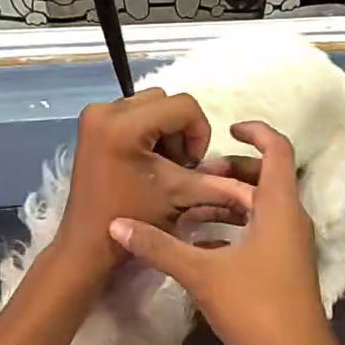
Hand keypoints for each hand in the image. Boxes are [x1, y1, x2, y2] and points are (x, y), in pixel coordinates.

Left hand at [55, 89, 252, 272]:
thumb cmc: (136, 219)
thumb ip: (218, 182)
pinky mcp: (91, 124)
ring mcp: (94, 115)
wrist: (91, 242)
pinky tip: (146, 164)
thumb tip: (253, 183)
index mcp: (123, 124)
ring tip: (163, 167)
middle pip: (167, 102)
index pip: (184, 105)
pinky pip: (133, 114)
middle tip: (178, 167)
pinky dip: (148, 133)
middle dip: (181, 132)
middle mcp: (104, 110)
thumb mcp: (180, 195)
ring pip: (152, 106)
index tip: (193, 165)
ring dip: (166, 132)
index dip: (199, 133)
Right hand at [110, 122, 342, 344]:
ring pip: (261, 206)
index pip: (277, 149)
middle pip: (265, 177)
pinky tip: (202, 241)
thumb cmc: (255, 307)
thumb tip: (117, 224)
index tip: (227, 128)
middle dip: (230, 171)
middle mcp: (291, 217)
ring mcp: (291, 243)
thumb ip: (159, 247)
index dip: (256, 131)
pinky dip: (235, 226)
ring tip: (191, 206)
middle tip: (195, 176)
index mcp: (279, 207)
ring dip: (229, 201)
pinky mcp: (286, 264)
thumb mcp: (201, 274)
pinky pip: (261, 230)